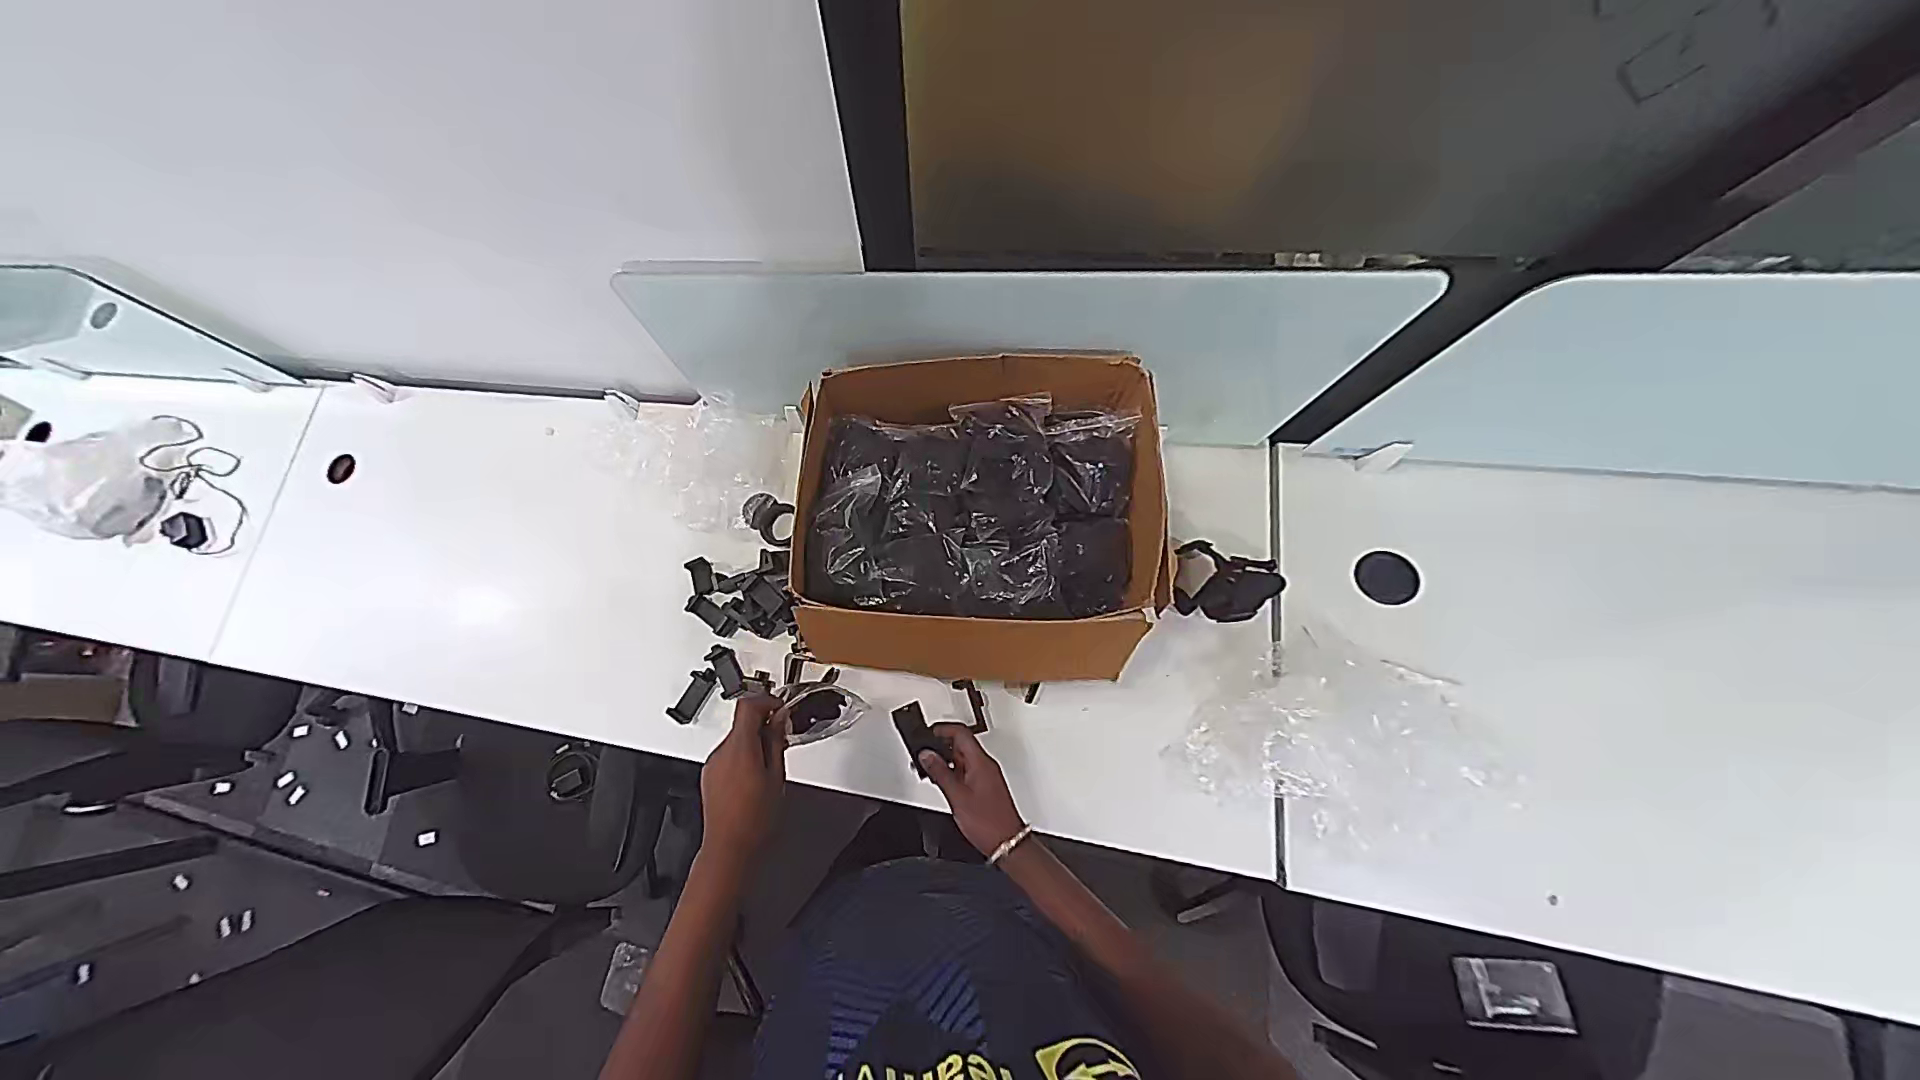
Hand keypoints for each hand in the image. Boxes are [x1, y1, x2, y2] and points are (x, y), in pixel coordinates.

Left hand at [700, 693, 789, 864]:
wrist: (730, 847)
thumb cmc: (755, 819)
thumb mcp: (777, 775)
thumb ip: (776, 740)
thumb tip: (779, 718)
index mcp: (740, 748)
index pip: (748, 705)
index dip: (766, 701)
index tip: (779, 708)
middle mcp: (721, 753)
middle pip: (741, 722)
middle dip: (762, 724)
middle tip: (781, 737)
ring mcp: (712, 764)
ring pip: (735, 739)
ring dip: (753, 741)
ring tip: (770, 762)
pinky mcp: (709, 775)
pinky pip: (727, 755)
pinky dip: (742, 756)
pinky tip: (755, 775)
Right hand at [918, 724, 1026, 856]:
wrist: (1007, 843)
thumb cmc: (989, 823)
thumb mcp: (957, 796)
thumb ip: (940, 773)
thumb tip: (927, 755)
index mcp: (981, 762)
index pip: (961, 733)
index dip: (943, 729)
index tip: (929, 732)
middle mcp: (986, 765)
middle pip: (962, 744)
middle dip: (942, 746)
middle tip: (925, 753)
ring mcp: (987, 775)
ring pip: (964, 758)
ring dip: (947, 761)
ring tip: (931, 770)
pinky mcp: (987, 786)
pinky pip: (968, 770)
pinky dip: (955, 772)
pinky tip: (945, 783)